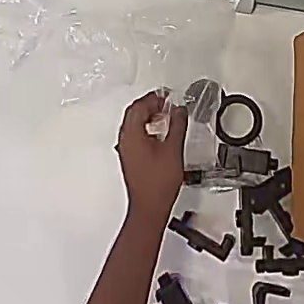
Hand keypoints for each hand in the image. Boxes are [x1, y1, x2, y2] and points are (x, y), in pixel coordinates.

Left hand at [117, 90, 185, 226]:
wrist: (149, 206)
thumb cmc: (158, 183)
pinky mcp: (130, 158)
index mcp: (132, 135)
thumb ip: (177, 125)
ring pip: (133, 123)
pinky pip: (134, 134)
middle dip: (149, 104)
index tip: (166, 96)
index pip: (139, 107)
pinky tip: (159, 131)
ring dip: (147, 115)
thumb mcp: (174, 148)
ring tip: (164, 114)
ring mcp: (126, 150)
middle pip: (133, 113)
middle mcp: (125, 141)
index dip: (154, 98)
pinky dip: (146, 126)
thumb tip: (178, 111)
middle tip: (164, 101)